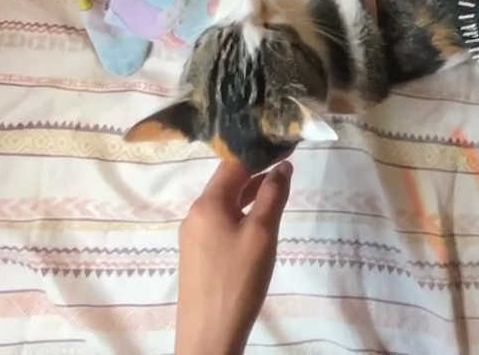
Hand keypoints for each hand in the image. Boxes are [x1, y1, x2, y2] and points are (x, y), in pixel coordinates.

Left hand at [174, 159, 291, 354]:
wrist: (208, 340)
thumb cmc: (237, 281)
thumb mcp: (263, 234)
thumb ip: (273, 195)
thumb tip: (282, 166)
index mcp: (207, 204)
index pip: (234, 163)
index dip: (259, 151)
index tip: (283, 143)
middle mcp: (195, 214)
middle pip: (227, 181)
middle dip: (256, 170)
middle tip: (285, 162)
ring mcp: (193, 236)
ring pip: (225, 202)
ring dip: (250, 192)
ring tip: (278, 187)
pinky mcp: (196, 256)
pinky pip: (220, 221)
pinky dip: (241, 213)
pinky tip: (258, 220)